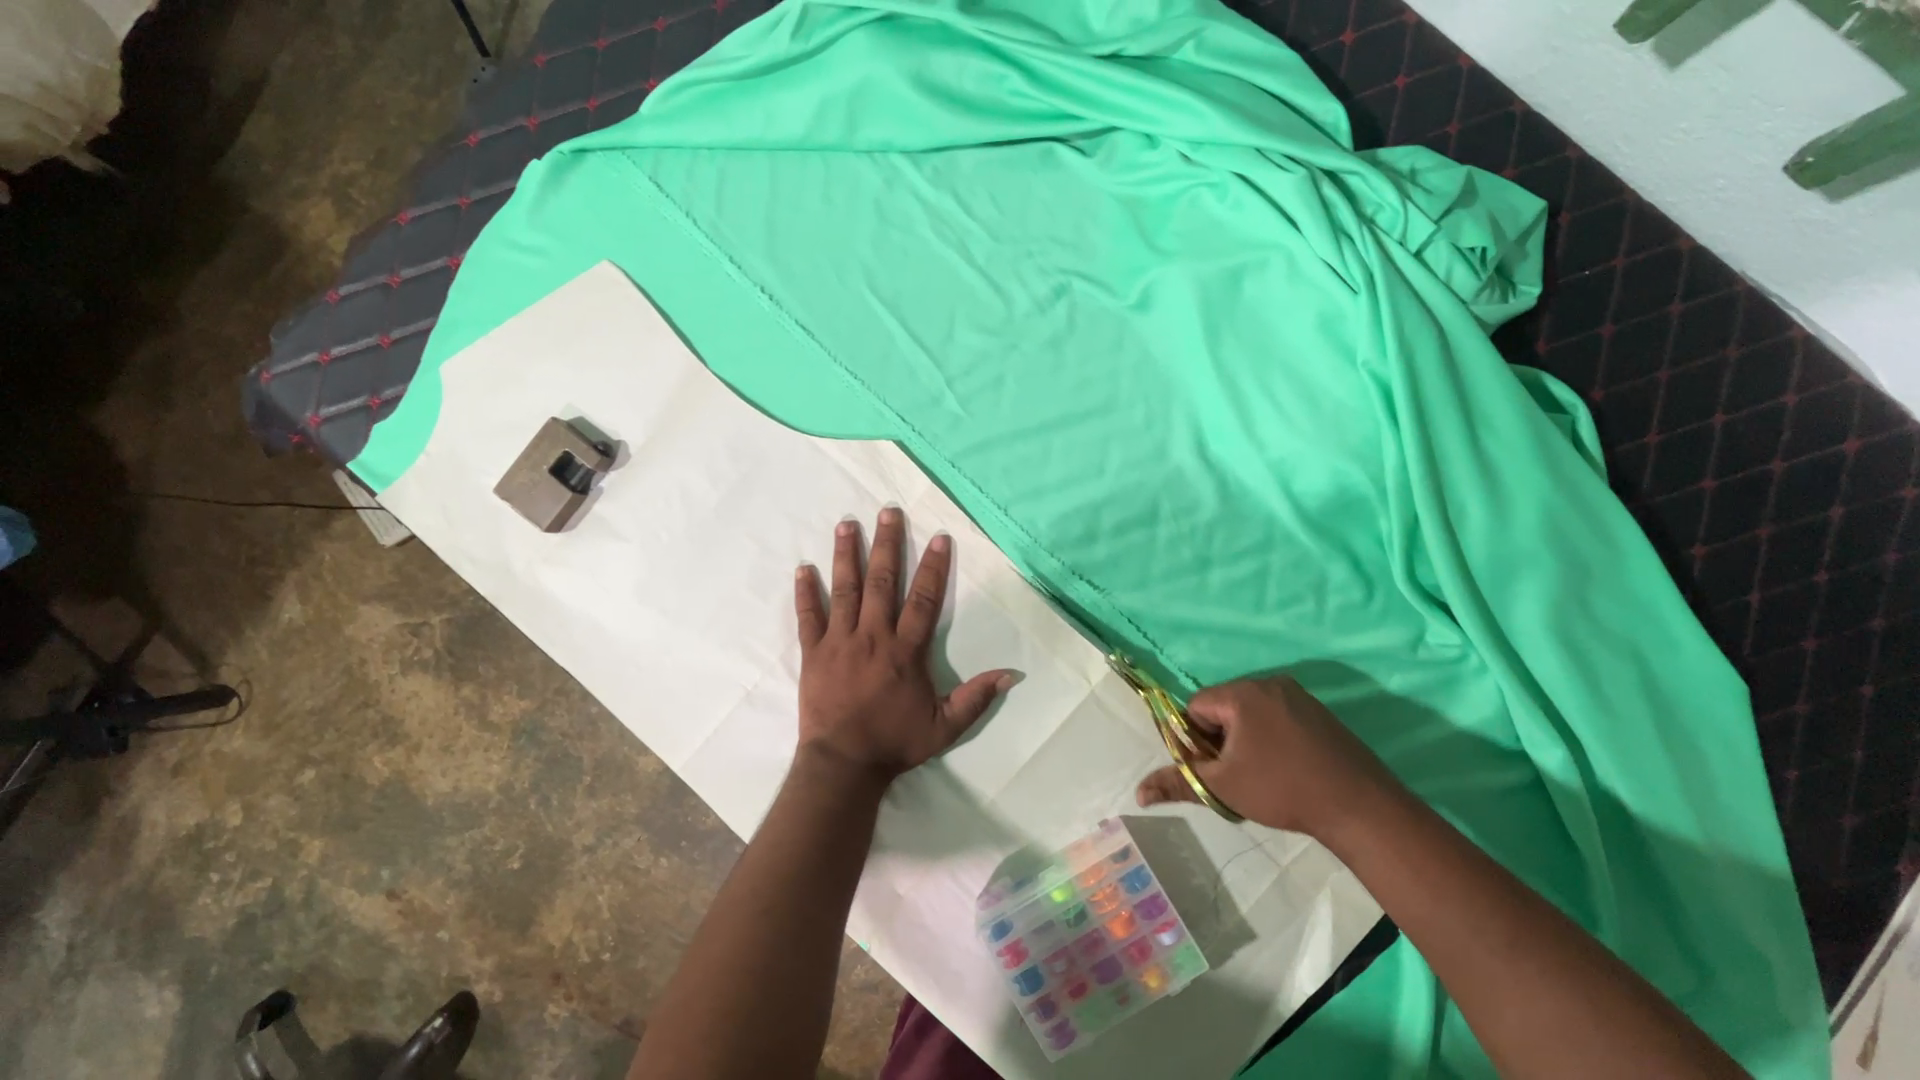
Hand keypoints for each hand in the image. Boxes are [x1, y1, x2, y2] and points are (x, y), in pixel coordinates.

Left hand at [793, 508, 1014, 785]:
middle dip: (887, 544)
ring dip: (846, 555)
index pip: (923, 600)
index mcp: (906, 651)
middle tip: (887, 511)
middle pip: (882, 582)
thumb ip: (976, 698)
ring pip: (844, 590)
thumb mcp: (945, 727)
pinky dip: (805, 592)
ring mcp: (840, 642)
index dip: (932, 567)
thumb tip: (1012, 674)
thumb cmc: (895, 743)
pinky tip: (803, 568)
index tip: (937, 537)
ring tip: (847, 524)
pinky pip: (808, 617)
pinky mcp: (813, 653)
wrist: (844, 763)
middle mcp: (873, 636)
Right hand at [1135, 675, 1405, 836]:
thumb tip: (1138, 794)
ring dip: (1245, 742)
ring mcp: (1300, 697)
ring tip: (1260, 777)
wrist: (1358, 805)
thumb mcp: (1222, 787)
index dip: (1195, 741)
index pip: (1195, 707)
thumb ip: (1177, 782)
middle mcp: (1270, 684)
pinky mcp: (1321, 713)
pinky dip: (1271, 741)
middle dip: (1220, 741)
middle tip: (1235, 776)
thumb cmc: (1282, 789)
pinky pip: (1278, 719)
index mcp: (1242, 694)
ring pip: (1251, 715)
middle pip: (1223, 709)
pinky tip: (1285, 771)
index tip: (1212, 768)